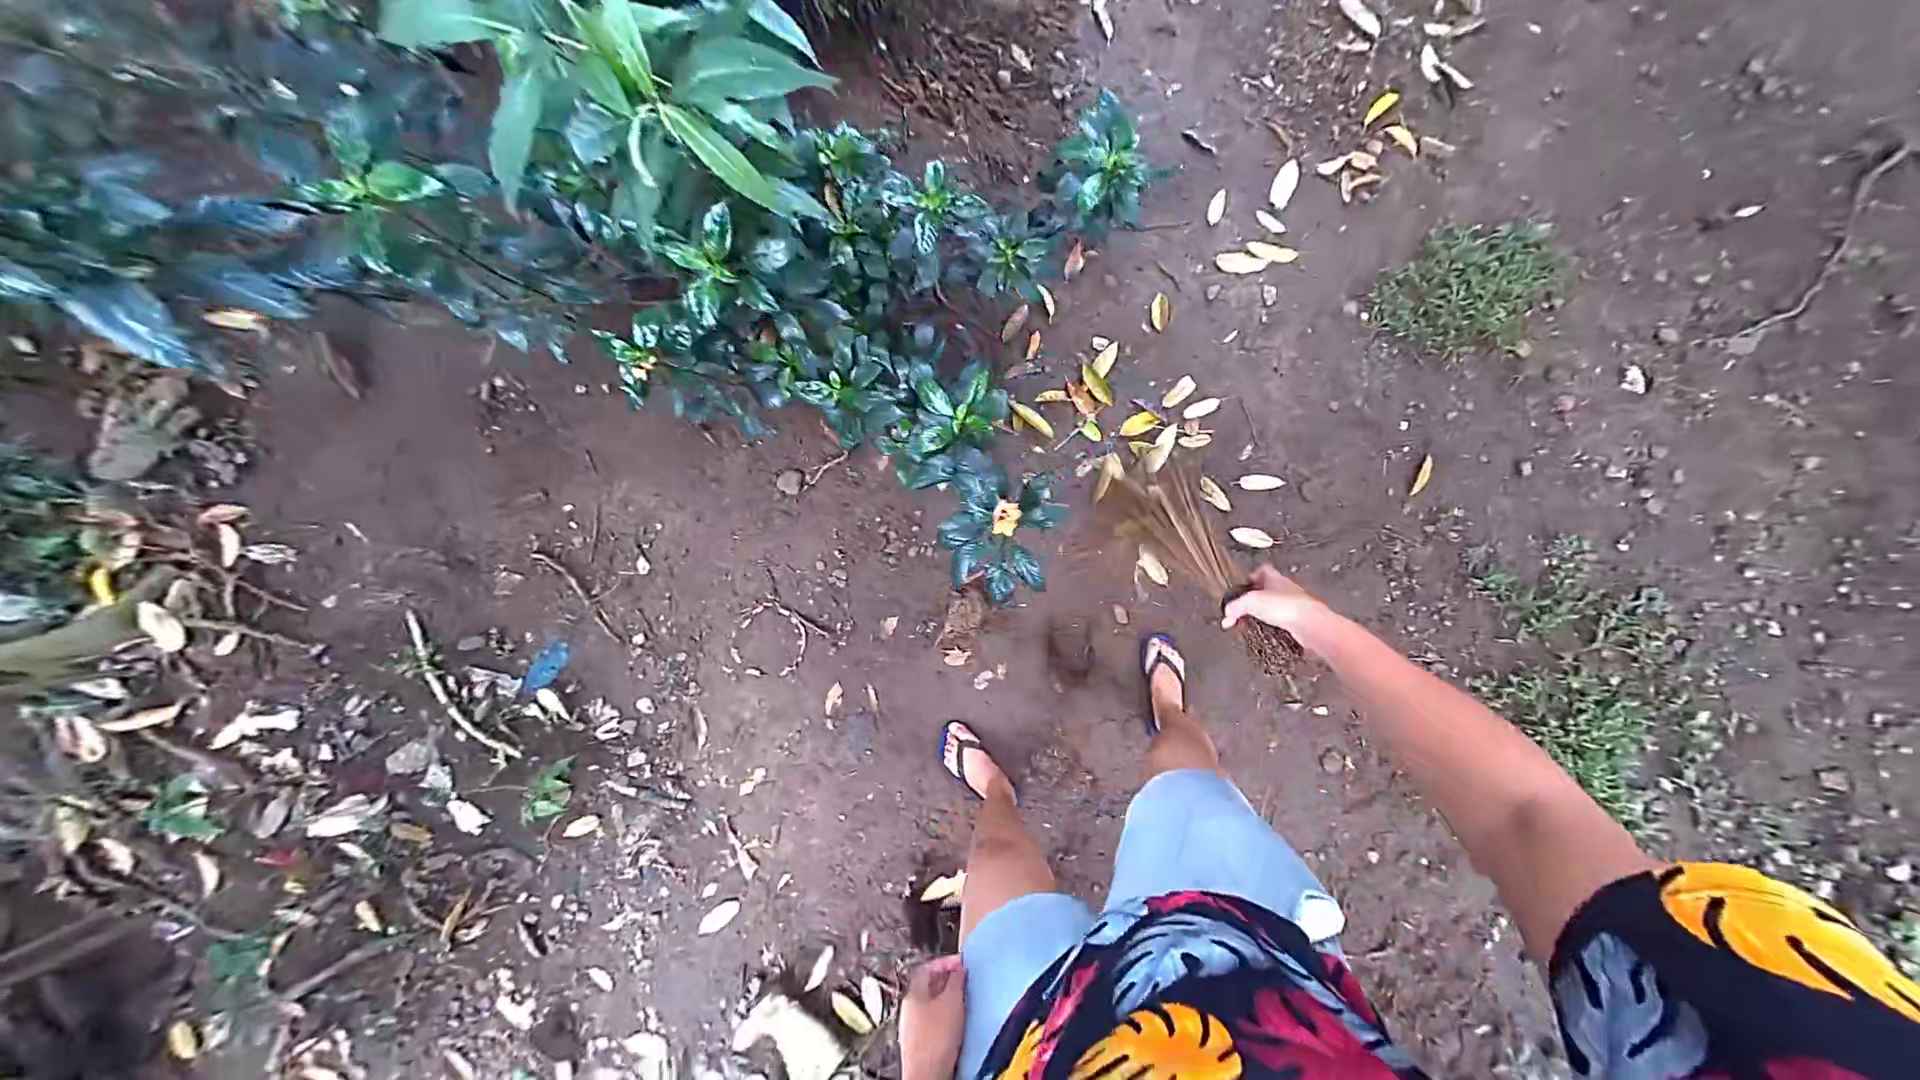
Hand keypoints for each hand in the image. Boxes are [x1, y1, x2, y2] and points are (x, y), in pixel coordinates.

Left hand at [899, 955, 966, 1079]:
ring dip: (947, 998)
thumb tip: (959, 969)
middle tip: (963, 978)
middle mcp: (909, 1008)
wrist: (928, 1077)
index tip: (960, 962)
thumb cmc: (936, 1040)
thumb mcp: (952, 1002)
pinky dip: (945, 1016)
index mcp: (913, 994)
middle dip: (947, 979)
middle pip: (928, 984)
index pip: (927, 967)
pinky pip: (933, 1021)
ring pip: (931, 1003)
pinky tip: (955, 1023)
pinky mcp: (920, 1044)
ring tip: (962, 999)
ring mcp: (912, 1027)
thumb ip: (956, 981)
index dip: (945, 962)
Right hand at [1220, 566, 1331, 637]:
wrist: (1311, 625)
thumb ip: (1235, 606)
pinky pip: (1281, 620)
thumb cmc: (1288, 606)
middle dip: (1256, 596)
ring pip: (1275, 605)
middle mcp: (1286, 589)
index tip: (1244, 583)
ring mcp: (1293, 605)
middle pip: (1268, 588)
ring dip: (1264, 611)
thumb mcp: (1251, 601)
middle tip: (1245, 604)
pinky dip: (1272, 625)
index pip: (1262, 570)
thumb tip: (1227, 612)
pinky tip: (1266, 630)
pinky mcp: (1297, 621)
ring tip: (1253, 618)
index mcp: (1275, 578)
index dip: (1252, 575)